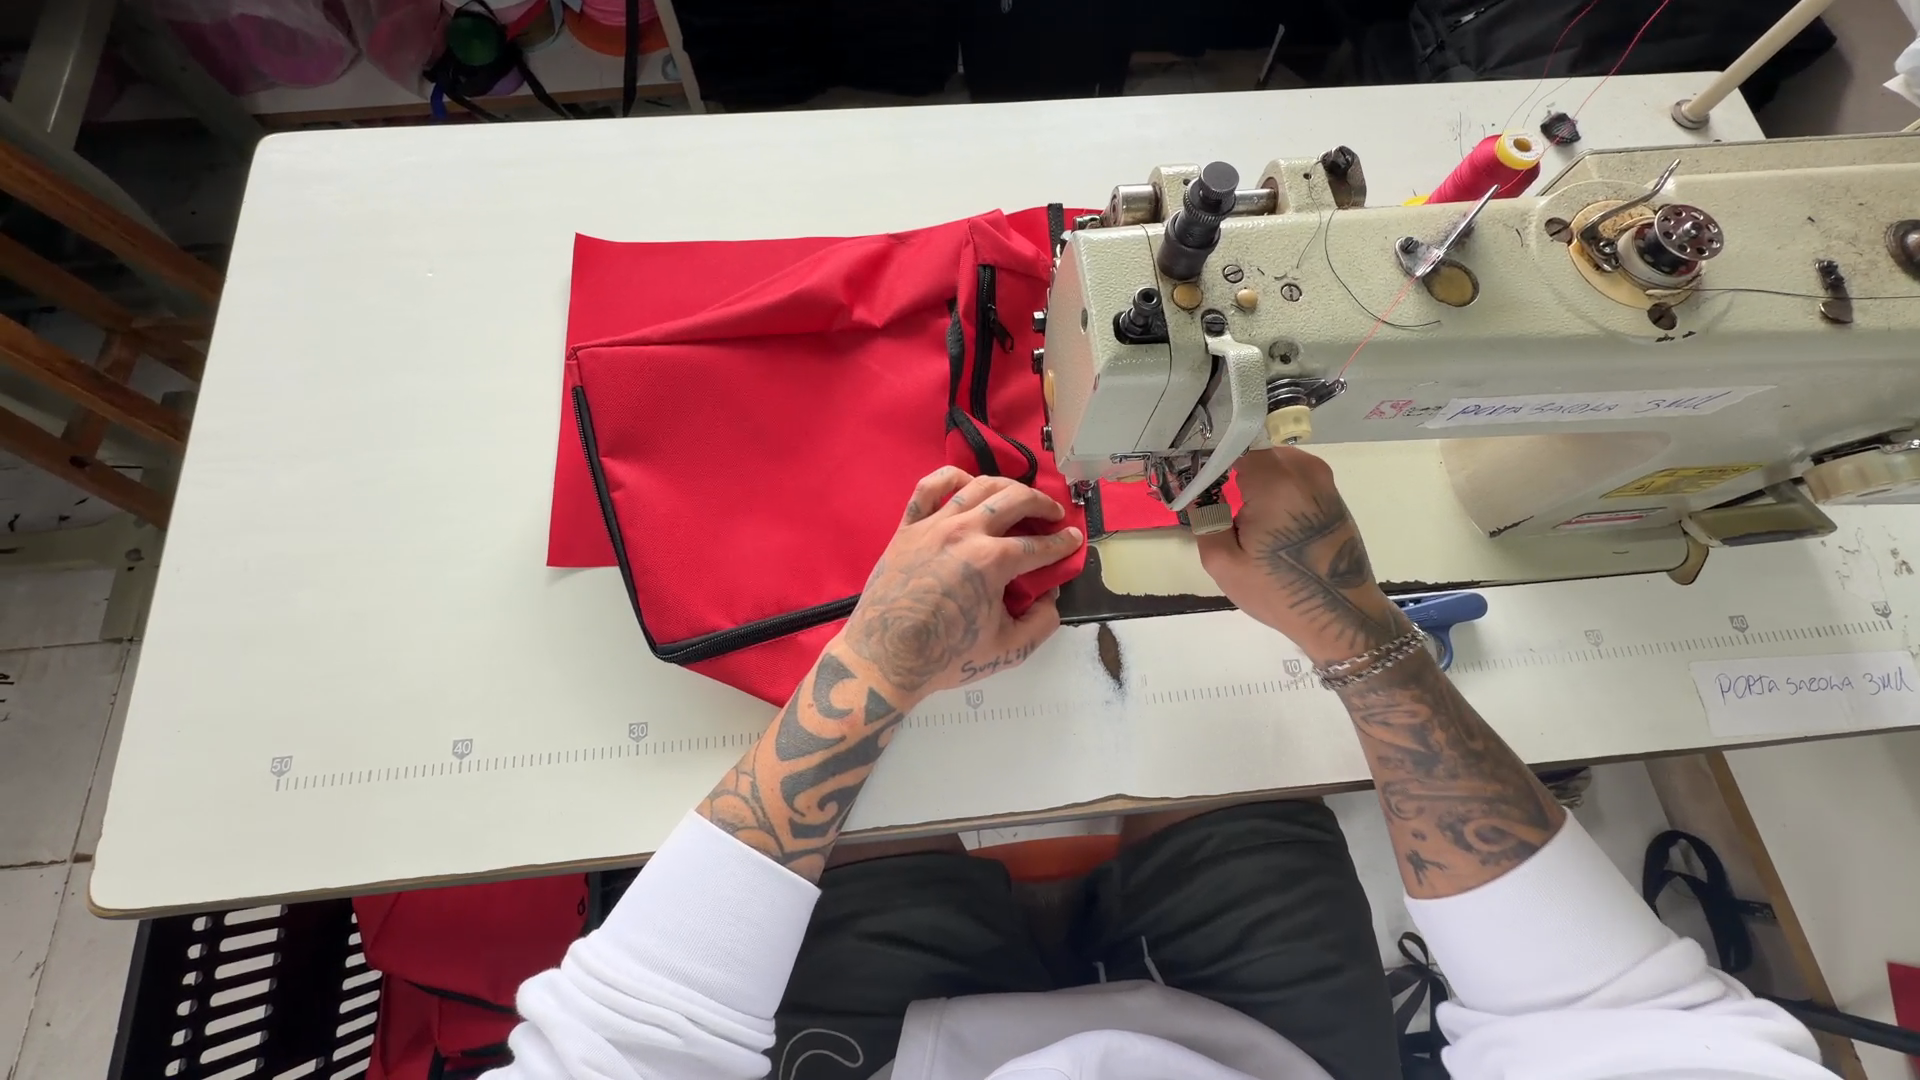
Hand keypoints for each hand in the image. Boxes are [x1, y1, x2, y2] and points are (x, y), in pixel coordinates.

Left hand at [840, 467, 1082, 702]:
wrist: (885, 657)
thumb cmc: (945, 657)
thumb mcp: (1007, 649)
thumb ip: (1041, 623)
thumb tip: (1051, 598)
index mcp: (992, 561)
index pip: (1039, 545)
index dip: (1062, 543)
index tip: (1073, 540)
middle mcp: (965, 533)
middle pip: (1015, 500)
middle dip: (1042, 504)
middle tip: (1053, 514)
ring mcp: (933, 525)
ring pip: (977, 485)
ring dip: (1007, 486)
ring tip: (1019, 495)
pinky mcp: (907, 527)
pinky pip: (928, 488)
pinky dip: (951, 478)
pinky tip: (966, 483)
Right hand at [1196, 447, 1410, 666]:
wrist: (1342, 615)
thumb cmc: (1279, 591)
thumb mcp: (1223, 562)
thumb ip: (1205, 519)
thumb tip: (1198, 494)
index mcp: (1275, 481)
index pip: (1234, 444)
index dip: (1209, 455)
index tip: (1190, 474)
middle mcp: (1303, 471)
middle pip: (1254, 451)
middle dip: (1230, 467)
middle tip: (1208, 495)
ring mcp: (1323, 481)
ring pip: (1274, 463)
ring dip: (1252, 479)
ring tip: (1233, 509)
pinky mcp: (1331, 495)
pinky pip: (1292, 477)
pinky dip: (1272, 488)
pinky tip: (1260, 518)